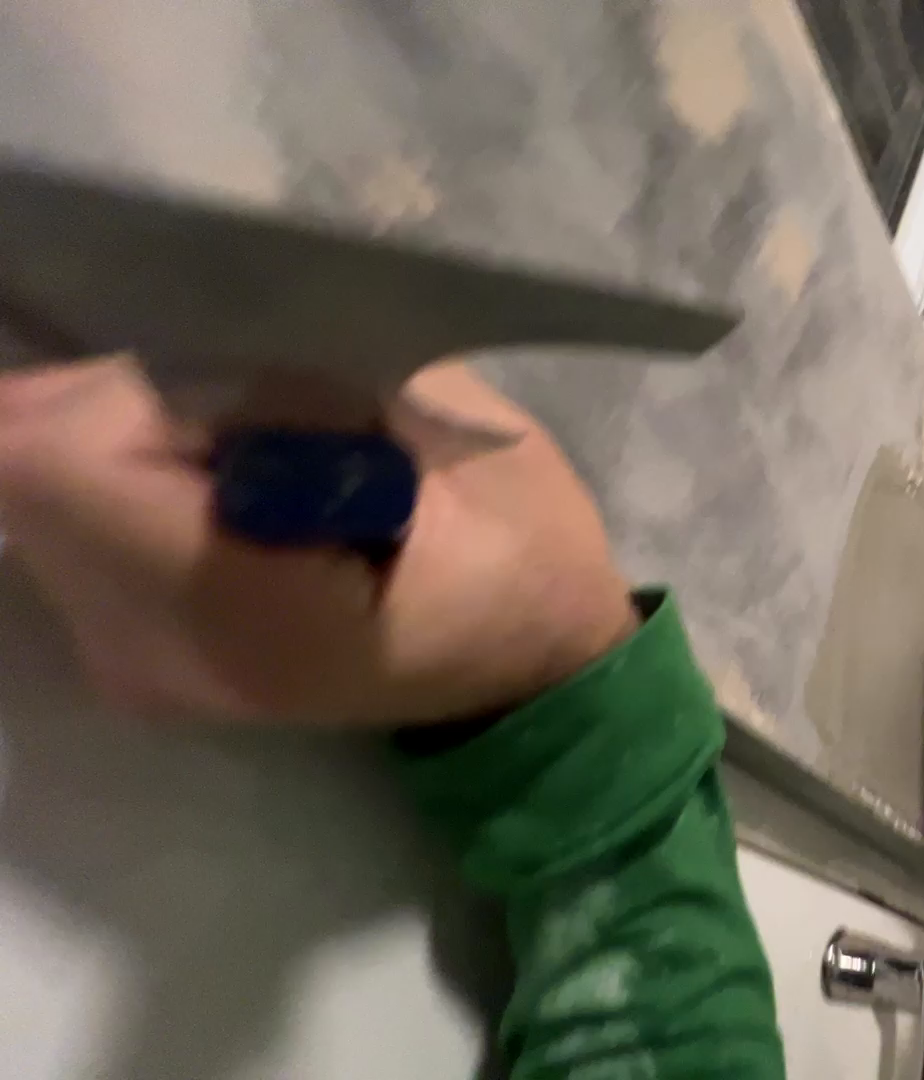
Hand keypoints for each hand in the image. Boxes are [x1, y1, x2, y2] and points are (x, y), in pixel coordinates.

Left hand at [0, 355, 635, 725]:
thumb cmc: (540, 567)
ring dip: (152, 443)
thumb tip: (203, 330)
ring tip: (286, 465)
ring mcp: (128, 660)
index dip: (137, 387)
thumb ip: (335, 384)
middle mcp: (152, 654)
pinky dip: (151, 482)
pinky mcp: (129, 647)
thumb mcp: (480, 456)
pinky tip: (256, 498)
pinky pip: (73, 525)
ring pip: (40, 491)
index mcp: (259, 619)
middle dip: (148, 409)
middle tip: (293, 423)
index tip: (260, 386)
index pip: (55, 458)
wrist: (541, 667)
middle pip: (32, 467)